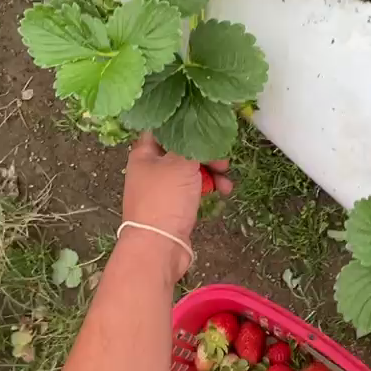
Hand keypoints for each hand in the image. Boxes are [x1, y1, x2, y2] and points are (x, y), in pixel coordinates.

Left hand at [121, 133, 231, 248]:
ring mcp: (162, 187)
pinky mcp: (174, 204)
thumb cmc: (165, 199)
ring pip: (190, 170)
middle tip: (223, 160)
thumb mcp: (181, 163)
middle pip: (181, 150)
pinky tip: (222, 191)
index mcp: (144, 153)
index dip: (184, 124)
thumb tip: (201, 131)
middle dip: (206, 153)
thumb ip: (193, 143)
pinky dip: (208, 187)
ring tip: (226, 180)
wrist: (159, 246)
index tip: (206, 124)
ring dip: (211, 171)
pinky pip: (193, 188)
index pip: (163, 128)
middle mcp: (151, 168)